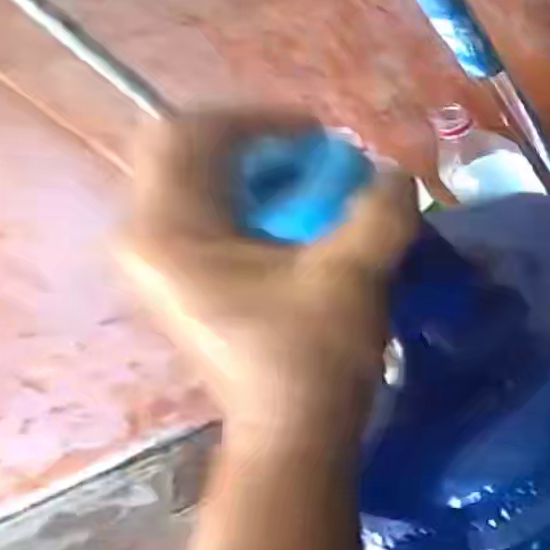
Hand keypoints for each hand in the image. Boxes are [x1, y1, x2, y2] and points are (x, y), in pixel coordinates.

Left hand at [117, 111, 417, 447]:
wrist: (298, 429)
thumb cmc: (313, 354)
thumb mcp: (354, 276)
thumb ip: (379, 216)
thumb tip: (396, 175)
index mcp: (169, 230)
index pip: (188, 135)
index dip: (259, 120)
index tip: (326, 134)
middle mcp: (153, 240)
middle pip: (199, 161)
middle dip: (275, 153)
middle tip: (338, 166)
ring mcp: (174, 267)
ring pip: (218, 194)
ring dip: (281, 184)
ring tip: (338, 197)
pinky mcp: (203, 287)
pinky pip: (232, 226)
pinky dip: (278, 215)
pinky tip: (324, 233)